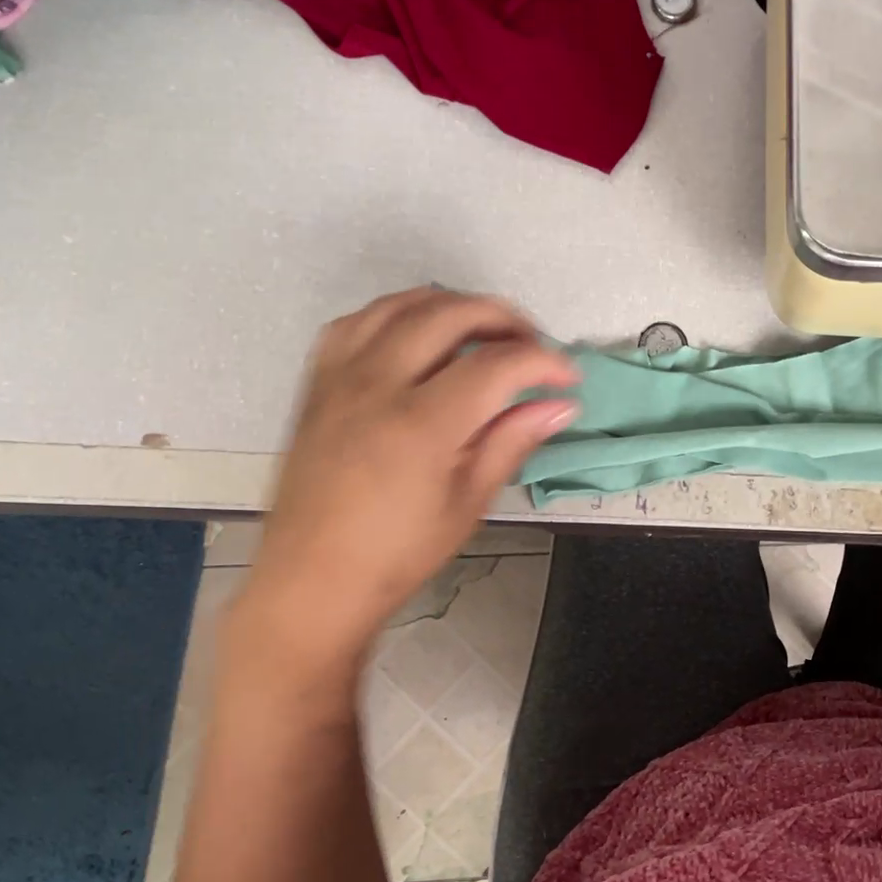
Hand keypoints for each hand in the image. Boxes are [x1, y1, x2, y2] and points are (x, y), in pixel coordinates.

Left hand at [238, 288, 579, 657]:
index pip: (497, 364)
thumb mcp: (469, 502)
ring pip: (401, 303)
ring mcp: (340, 376)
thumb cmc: (398, 553)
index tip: (567, 378)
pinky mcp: (317, 381)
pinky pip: (357, 320)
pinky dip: (398, 314)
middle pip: (450, 314)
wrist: (314, 578)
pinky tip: (419, 337)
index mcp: (422, 424)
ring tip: (483, 333)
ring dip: (452, 306)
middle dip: (504, 319)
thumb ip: (512, 441)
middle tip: (532, 346)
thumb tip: (560, 406)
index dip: (543, 362)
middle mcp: (377, 384)